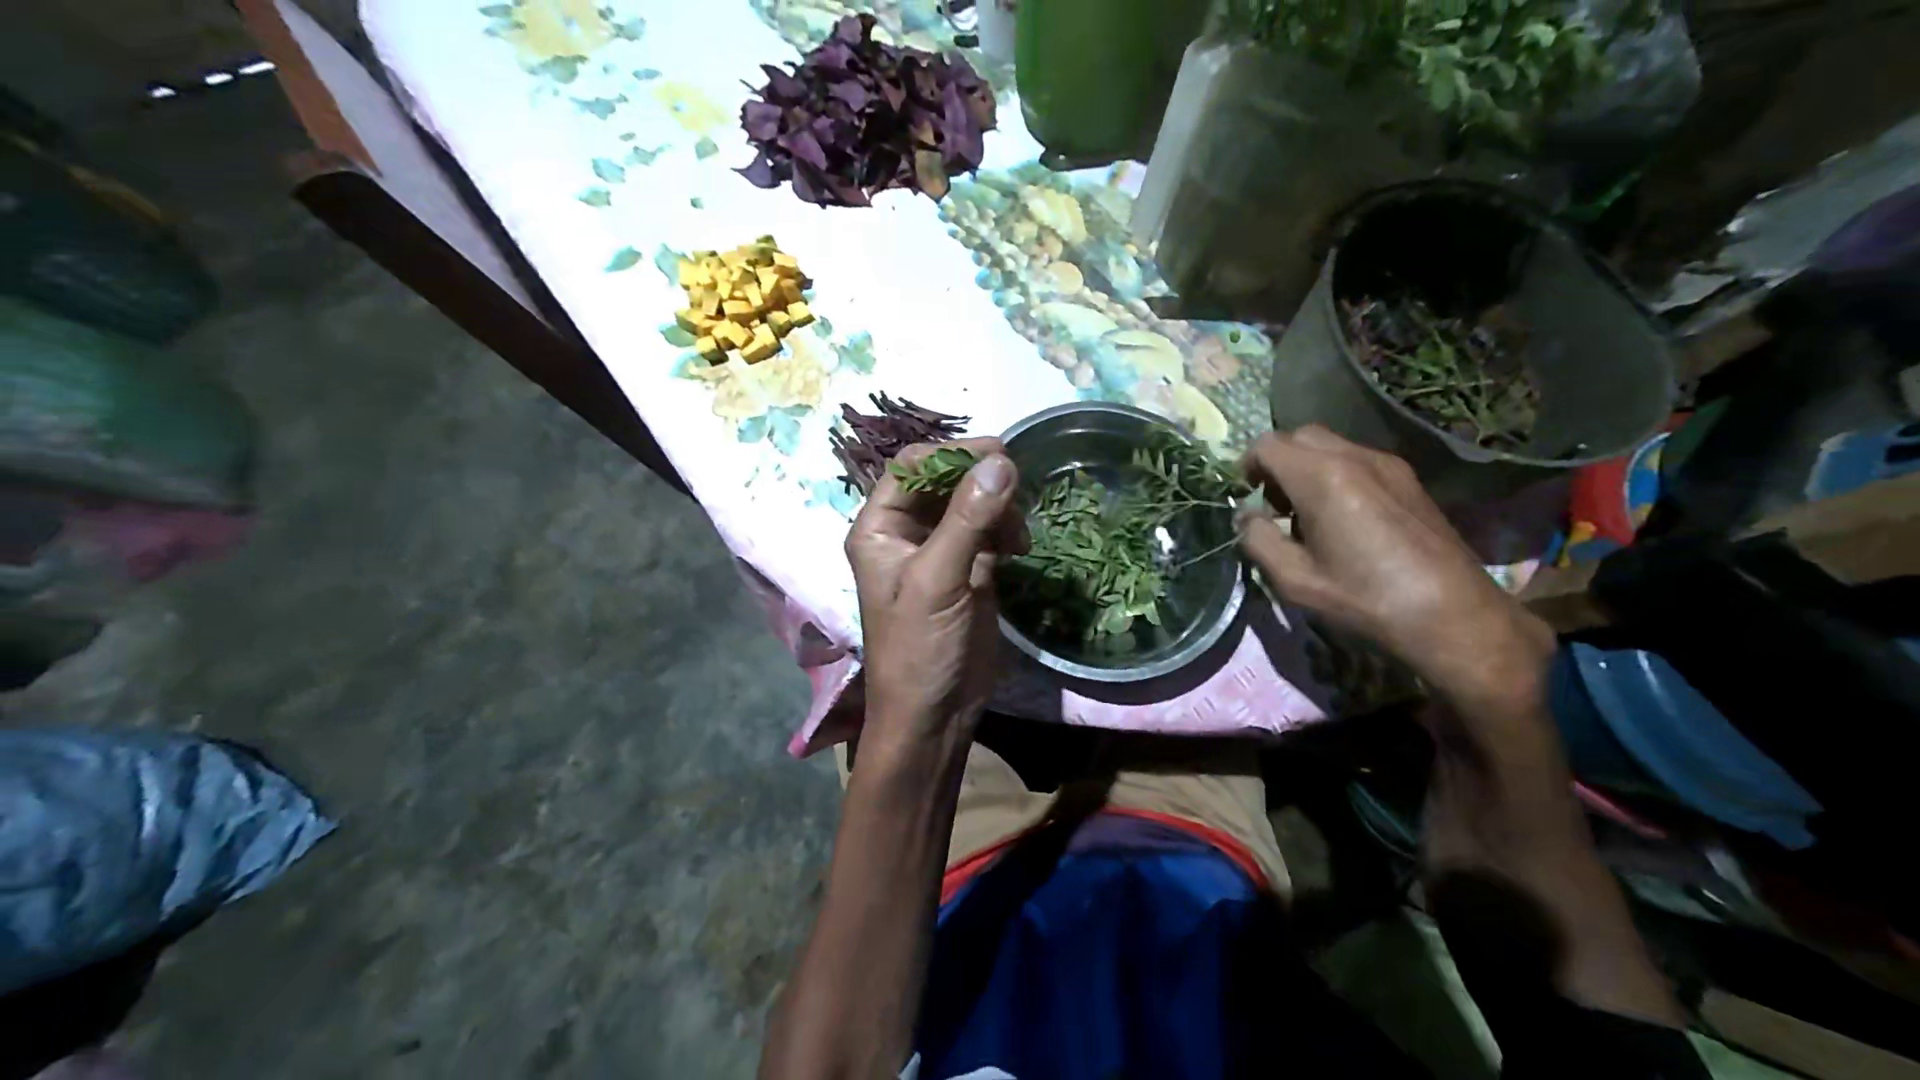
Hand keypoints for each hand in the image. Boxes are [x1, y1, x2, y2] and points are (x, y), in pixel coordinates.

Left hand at [845, 439, 1026, 752]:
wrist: (935, 713)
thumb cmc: (919, 648)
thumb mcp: (939, 580)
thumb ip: (967, 519)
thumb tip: (1001, 461)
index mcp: (879, 528)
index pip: (912, 467)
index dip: (952, 454)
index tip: (998, 453)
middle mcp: (905, 532)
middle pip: (945, 481)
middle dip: (981, 481)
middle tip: (1018, 487)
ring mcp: (939, 551)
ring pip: (972, 503)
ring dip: (999, 507)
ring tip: (1017, 535)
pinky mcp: (968, 569)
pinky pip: (989, 531)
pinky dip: (1006, 531)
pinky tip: (1019, 548)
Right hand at [1237, 426, 1553, 706]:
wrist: (1453, 615)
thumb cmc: (1365, 599)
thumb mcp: (1294, 580)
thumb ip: (1257, 540)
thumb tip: (1247, 517)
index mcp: (1322, 478)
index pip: (1268, 444)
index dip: (1247, 465)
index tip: (1244, 496)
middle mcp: (1355, 458)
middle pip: (1300, 436)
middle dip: (1277, 462)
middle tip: (1272, 503)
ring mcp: (1388, 465)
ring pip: (1331, 445)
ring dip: (1306, 467)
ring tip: (1305, 514)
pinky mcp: (1409, 480)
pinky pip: (1357, 460)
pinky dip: (1334, 474)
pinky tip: (1341, 519)